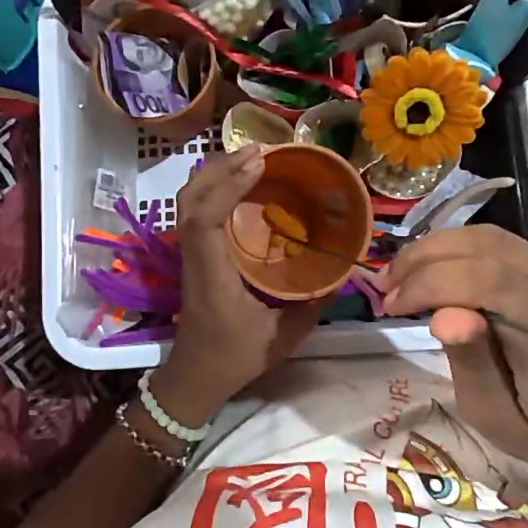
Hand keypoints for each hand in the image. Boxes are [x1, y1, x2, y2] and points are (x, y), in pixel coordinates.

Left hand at [155, 144, 324, 416]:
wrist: (194, 378)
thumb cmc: (234, 359)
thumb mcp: (282, 338)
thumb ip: (311, 306)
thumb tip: (339, 273)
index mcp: (211, 275)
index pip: (203, 221)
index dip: (226, 187)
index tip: (258, 164)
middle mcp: (195, 258)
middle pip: (189, 199)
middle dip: (220, 168)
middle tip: (260, 150)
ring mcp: (190, 255)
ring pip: (188, 202)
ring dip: (214, 174)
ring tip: (250, 158)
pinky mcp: (194, 256)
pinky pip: (195, 211)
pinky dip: (213, 189)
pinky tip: (239, 183)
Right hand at [383, 225, 527, 461]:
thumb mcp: (495, 418)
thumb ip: (472, 364)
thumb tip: (441, 314)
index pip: (496, 284)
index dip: (435, 282)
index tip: (393, 304)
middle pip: (494, 249)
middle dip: (429, 258)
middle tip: (387, 285)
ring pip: (497, 238)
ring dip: (439, 248)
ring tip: (401, 275)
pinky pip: (505, 246)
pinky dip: (459, 251)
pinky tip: (432, 270)